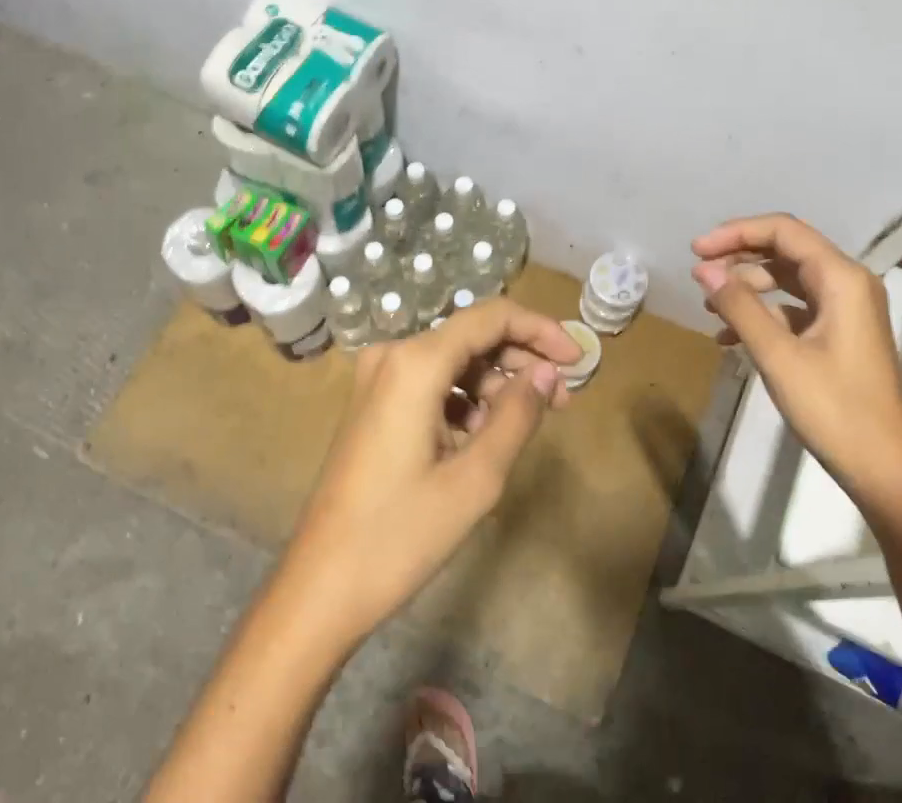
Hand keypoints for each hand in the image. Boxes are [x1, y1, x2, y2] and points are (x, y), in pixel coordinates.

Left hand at [272, 299, 580, 648]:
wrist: (322, 584)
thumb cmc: (401, 534)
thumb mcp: (475, 478)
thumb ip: (517, 415)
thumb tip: (549, 374)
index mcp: (414, 364)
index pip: (491, 316)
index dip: (540, 330)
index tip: (578, 362)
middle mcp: (391, 357)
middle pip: (471, 335)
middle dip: (522, 360)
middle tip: (562, 402)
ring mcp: (375, 381)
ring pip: (452, 361)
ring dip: (494, 384)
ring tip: (526, 427)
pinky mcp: (372, 407)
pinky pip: (429, 385)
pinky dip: (464, 400)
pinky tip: (483, 438)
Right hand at [691, 214, 901, 496]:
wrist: (883, 465)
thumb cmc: (833, 408)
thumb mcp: (778, 356)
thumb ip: (740, 307)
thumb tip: (705, 271)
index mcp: (841, 279)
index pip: (784, 231)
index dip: (736, 233)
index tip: (696, 251)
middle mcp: (848, 285)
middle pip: (786, 251)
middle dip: (739, 257)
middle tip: (698, 275)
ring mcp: (846, 311)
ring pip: (788, 281)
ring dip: (747, 288)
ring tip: (709, 307)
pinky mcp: (839, 336)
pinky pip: (795, 310)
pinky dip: (762, 315)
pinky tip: (729, 338)